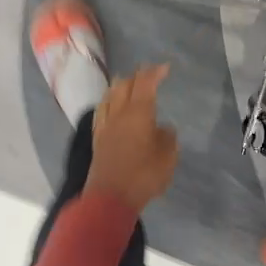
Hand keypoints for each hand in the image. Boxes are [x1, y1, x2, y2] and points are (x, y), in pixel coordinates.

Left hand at [87, 64, 178, 212]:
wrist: (111, 197)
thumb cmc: (144, 175)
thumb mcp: (168, 157)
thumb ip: (167, 138)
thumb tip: (162, 129)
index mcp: (139, 112)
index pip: (145, 83)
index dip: (155, 72)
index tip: (165, 68)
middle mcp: (119, 113)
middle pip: (125, 85)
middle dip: (137, 76)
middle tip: (149, 74)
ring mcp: (105, 125)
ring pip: (110, 96)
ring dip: (120, 86)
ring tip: (126, 83)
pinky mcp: (97, 138)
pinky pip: (101, 111)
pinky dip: (108, 102)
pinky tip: (109, 105)